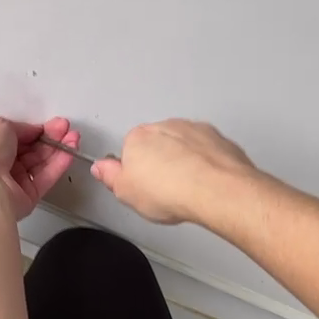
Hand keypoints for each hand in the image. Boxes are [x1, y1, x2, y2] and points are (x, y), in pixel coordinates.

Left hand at [0, 116, 78, 221]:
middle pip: (33, 149)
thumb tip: (32, 129)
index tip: (54, 123)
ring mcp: (15, 181)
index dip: (38, 129)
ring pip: (42, 163)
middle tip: (66, 129)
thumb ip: (20, 126)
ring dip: (59, 149)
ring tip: (73, 138)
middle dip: (52, 137)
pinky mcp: (28, 196)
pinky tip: (69, 153)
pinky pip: (46, 178)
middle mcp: (3, 164)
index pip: (20, 136)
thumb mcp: (0, 125)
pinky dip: (59, 165)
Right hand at [91, 119, 256, 225]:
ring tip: (188, 189)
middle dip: (160, 163)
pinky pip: (207, 150)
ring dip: (184, 161)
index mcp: (138, 137)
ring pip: (183, 145)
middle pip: (157, 144)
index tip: (142, 187)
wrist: (217, 191)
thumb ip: (109, 176)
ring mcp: (194, 130)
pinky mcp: (218, 139)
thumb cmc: (172, 191)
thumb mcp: (125, 192)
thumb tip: (100, 168)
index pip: (129, 150)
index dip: (135, 171)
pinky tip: (206, 184)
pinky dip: (206, 163)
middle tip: (164, 190)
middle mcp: (165, 127)